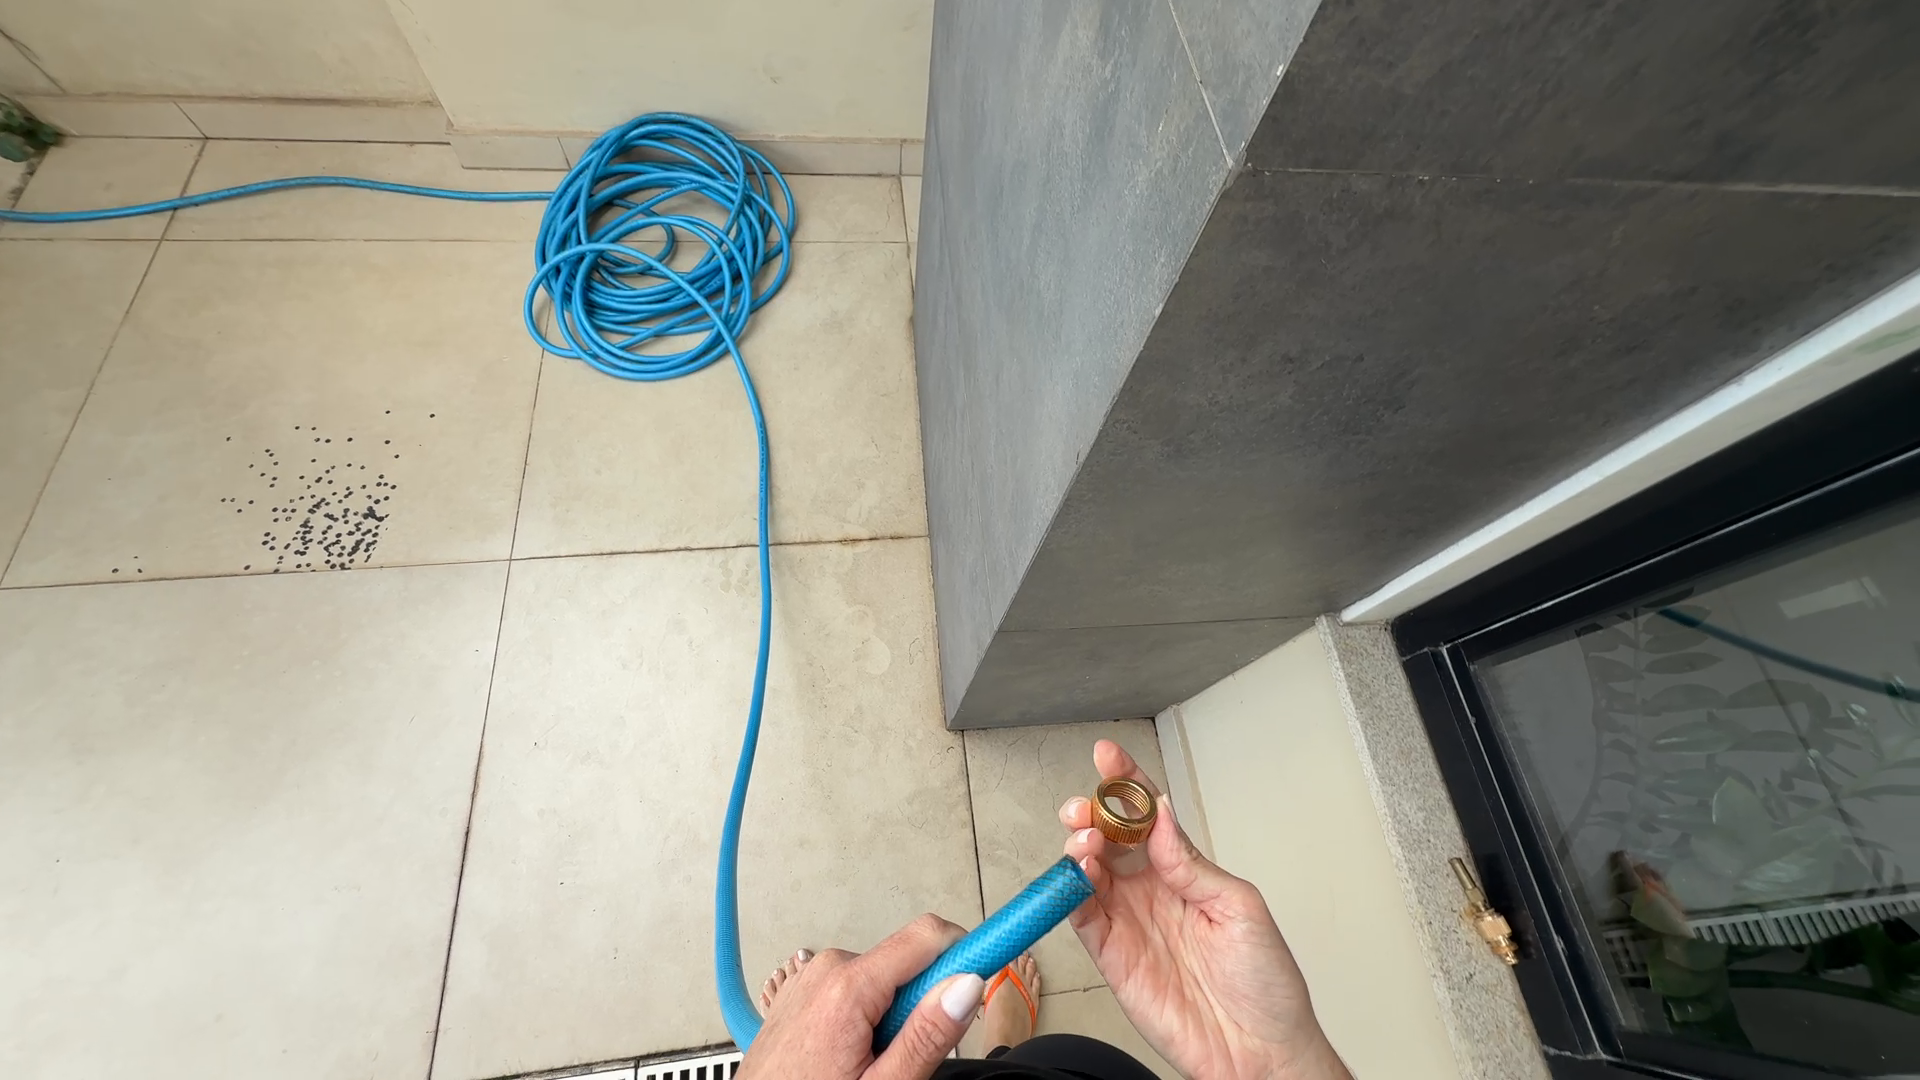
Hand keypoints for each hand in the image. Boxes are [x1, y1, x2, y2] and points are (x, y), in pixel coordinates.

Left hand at [737, 913, 985, 1079]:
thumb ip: (926, 1036)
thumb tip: (969, 984)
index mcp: (848, 984)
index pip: (928, 935)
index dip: (966, 951)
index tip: (992, 966)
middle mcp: (828, 966)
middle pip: (907, 963)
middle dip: (921, 1003)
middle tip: (905, 1062)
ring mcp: (811, 976)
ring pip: (882, 979)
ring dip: (891, 1015)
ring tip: (866, 1069)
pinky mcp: (802, 990)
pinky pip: (854, 987)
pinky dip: (864, 1016)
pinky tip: (846, 1059)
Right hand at [1061, 741, 1350, 1079]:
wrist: (1262, 1054)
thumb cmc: (1265, 982)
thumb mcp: (1239, 907)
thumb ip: (1189, 862)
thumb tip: (1157, 815)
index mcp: (1180, 866)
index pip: (1144, 812)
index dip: (1124, 780)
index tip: (1107, 754)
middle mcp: (1148, 886)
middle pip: (1106, 834)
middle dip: (1089, 811)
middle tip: (1084, 807)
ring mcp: (1127, 917)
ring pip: (1087, 868)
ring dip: (1079, 845)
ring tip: (1087, 840)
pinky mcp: (1111, 953)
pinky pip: (1080, 913)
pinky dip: (1071, 889)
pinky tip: (1080, 872)